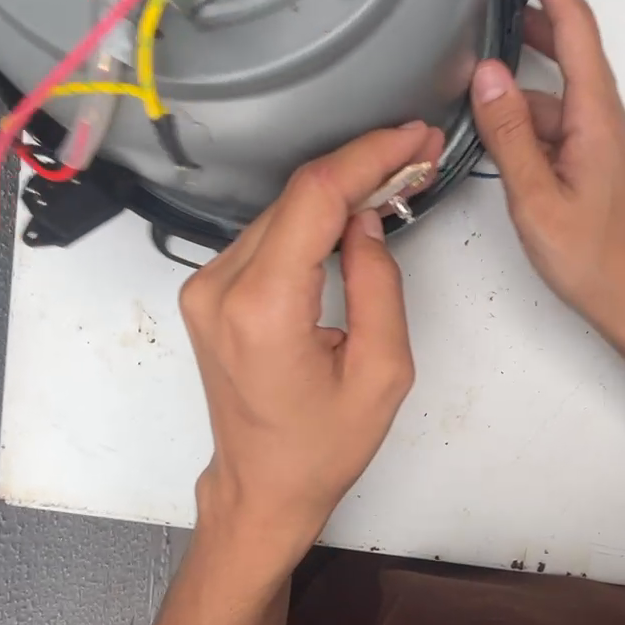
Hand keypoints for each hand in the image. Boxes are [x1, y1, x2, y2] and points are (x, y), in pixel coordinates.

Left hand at [179, 123, 443, 559]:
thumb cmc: (324, 446)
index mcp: (263, 309)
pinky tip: (352, 217)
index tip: (415, 138)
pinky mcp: (209, 292)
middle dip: (362, 168)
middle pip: (296, 197)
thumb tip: (368, 221)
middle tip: (419, 156)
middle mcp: (219, 287)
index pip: (315, 198)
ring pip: (282, 211)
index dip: (370, 156)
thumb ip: (380, 286)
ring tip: (396, 181)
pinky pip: (268, 236)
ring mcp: (205, 287)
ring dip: (340, 191)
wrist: (262, 486)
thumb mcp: (383, 373)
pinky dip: (313, 218)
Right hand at [469, 0, 624, 348]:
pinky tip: (497, 126)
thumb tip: (488, 73)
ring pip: (557, 92)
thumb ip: (509, 134)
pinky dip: (526, 115)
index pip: (575, 30)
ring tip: (477, 70)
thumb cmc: (587, 258)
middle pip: (570, 51)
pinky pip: (556, 122)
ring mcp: (600, 142)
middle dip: (535, 17)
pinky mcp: (592, 162)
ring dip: (522, 78)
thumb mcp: (536, 196)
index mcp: (596, 119)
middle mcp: (604, 120)